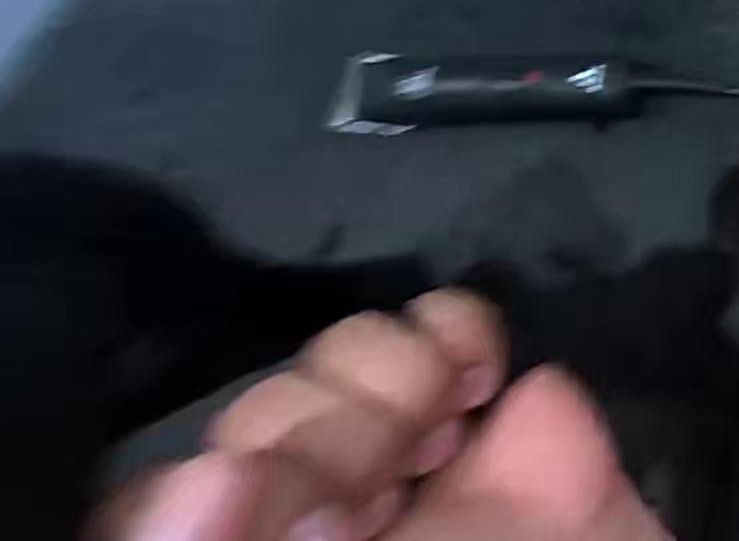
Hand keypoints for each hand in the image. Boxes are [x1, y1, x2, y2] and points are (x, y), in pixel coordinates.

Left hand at [93, 289, 672, 540]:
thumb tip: (210, 475)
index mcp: (245, 532)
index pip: (167, 491)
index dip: (231, 487)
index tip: (323, 519)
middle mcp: (300, 484)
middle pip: (266, 406)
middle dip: (344, 448)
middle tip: (392, 492)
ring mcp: (392, 418)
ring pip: (350, 343)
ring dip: (407, 389)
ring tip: (443, 440)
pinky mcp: (472, 366)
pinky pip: (439, 310)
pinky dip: (459, 328)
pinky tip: (480, 378)